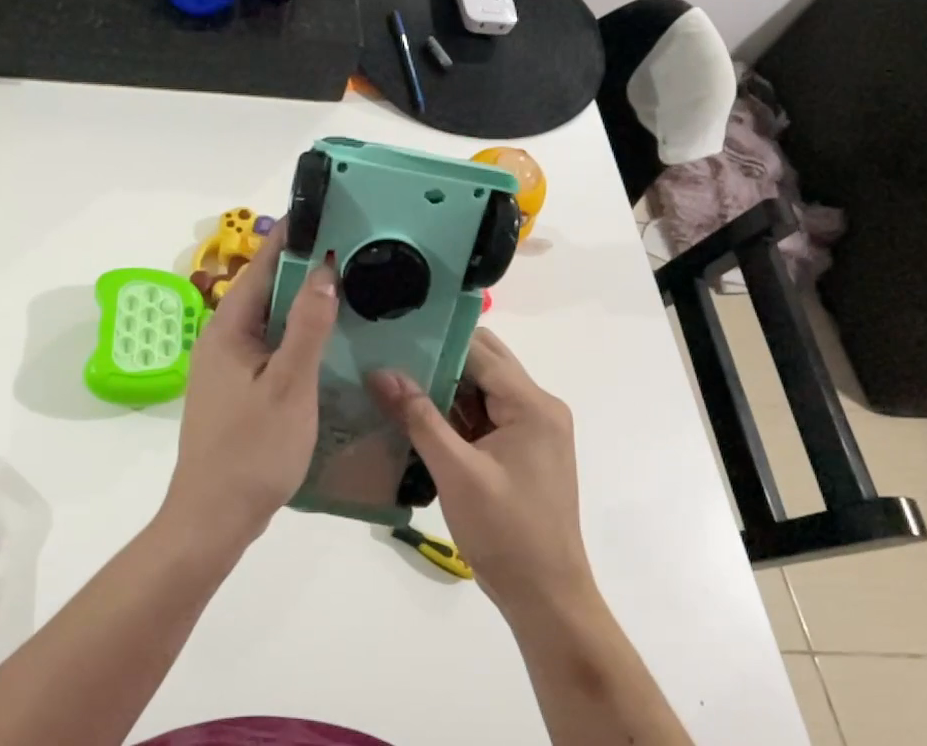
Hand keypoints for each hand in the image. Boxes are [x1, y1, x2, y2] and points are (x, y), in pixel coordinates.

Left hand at [162, 220, 337, 549]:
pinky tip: (329, 344)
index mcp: (228, 328)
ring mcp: (228, 366)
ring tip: (350, 289)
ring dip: (305, 306)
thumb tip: (324, 269)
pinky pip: (271, 349)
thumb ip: (308, 327)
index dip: (294, 238)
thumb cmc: (252, 449)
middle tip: (353, 252)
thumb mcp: (289, 385)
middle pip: (267, 291)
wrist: (214, 515)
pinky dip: (298, 339)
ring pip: (271, 322)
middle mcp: (222, 339)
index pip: (263, 266)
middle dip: (306, 270)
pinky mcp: (238, 390)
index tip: (329, 213)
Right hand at [366, 329, 592, 609]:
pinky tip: (411, 415)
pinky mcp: (519, 451)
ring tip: (389, 377)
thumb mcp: (456, 472)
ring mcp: (530, 430)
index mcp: (532, 406)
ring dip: (440, 387)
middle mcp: (538, 408)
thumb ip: (418, 417)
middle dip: (435, 358)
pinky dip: (451, 415)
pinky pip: (481, 417)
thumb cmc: (506, 532)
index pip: (479, 352)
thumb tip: (380, 372)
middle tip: (385, 351)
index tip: (391, 329)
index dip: (434, 340)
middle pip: (482, 364)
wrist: (545, 595)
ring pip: (479, 390)